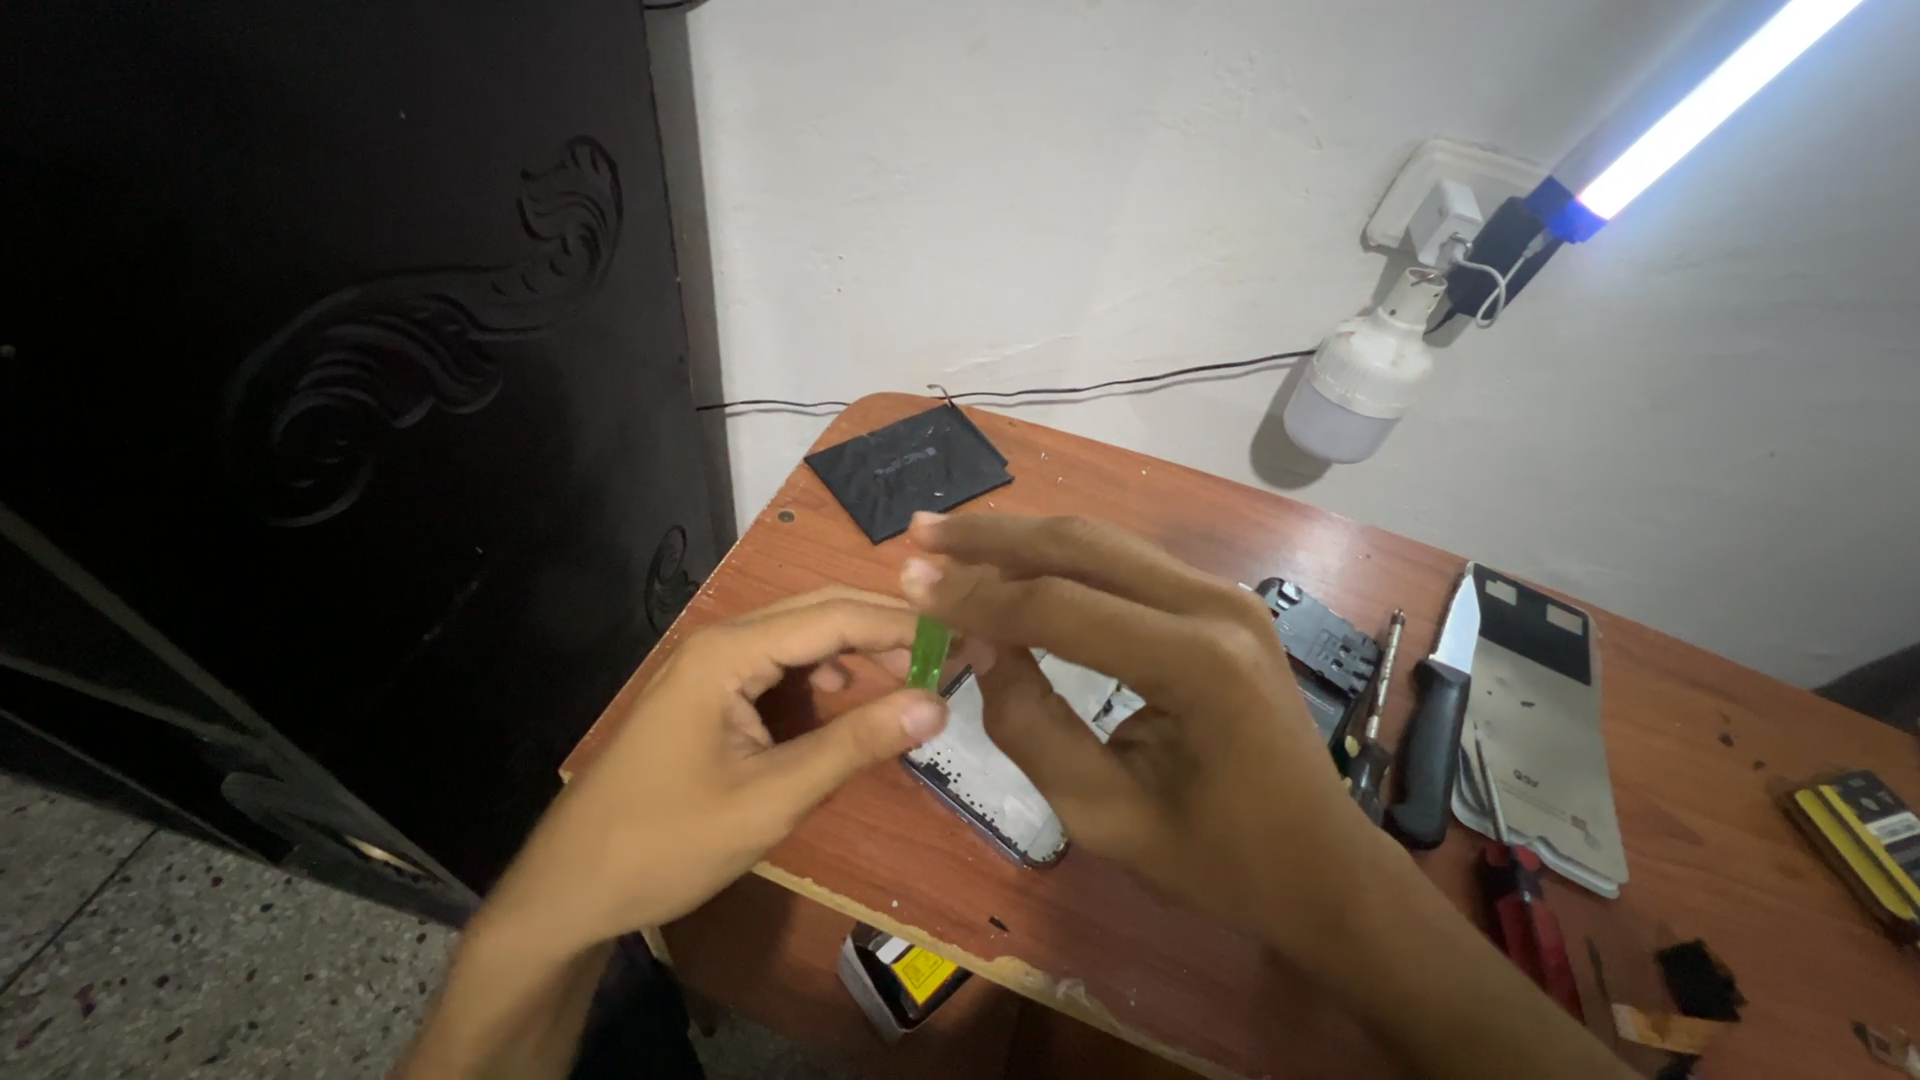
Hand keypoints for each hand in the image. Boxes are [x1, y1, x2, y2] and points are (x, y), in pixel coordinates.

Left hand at [474, 588, 961, 959]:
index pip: (836, 616)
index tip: (963, 640)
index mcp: (730, 652)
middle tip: (948, 653)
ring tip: (912, 677)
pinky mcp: (708, 693)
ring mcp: (710, 666)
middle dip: (885, 628)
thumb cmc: (668, 842)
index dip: (904, 626)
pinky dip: (823, 675)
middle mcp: (721, 641)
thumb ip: (854, 744)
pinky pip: (778, 666)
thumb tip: (937, 704)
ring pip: (800, 636)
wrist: (569, 889)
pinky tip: (846, 699)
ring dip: (857, 650)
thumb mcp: (772, 797)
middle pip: (819, 612)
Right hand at [898, 512, 1394, 968]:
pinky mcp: (1218, 602)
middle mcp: (1215, 606)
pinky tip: (1015, 564)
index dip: (977, 596)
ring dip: (1023, 540)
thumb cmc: (1217, 861)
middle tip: (920, 534)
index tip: (909, 585)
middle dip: (992, 539)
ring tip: (952, 539)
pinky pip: (1124, 564)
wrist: (1321, 867)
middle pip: (1082, 546)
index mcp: (1197, 663)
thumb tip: (980, 647)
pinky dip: (1061, 560)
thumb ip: (1031, 727)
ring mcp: (1224, 596)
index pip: (1061, 607)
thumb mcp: (1105, 816)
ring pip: (1102, 543)